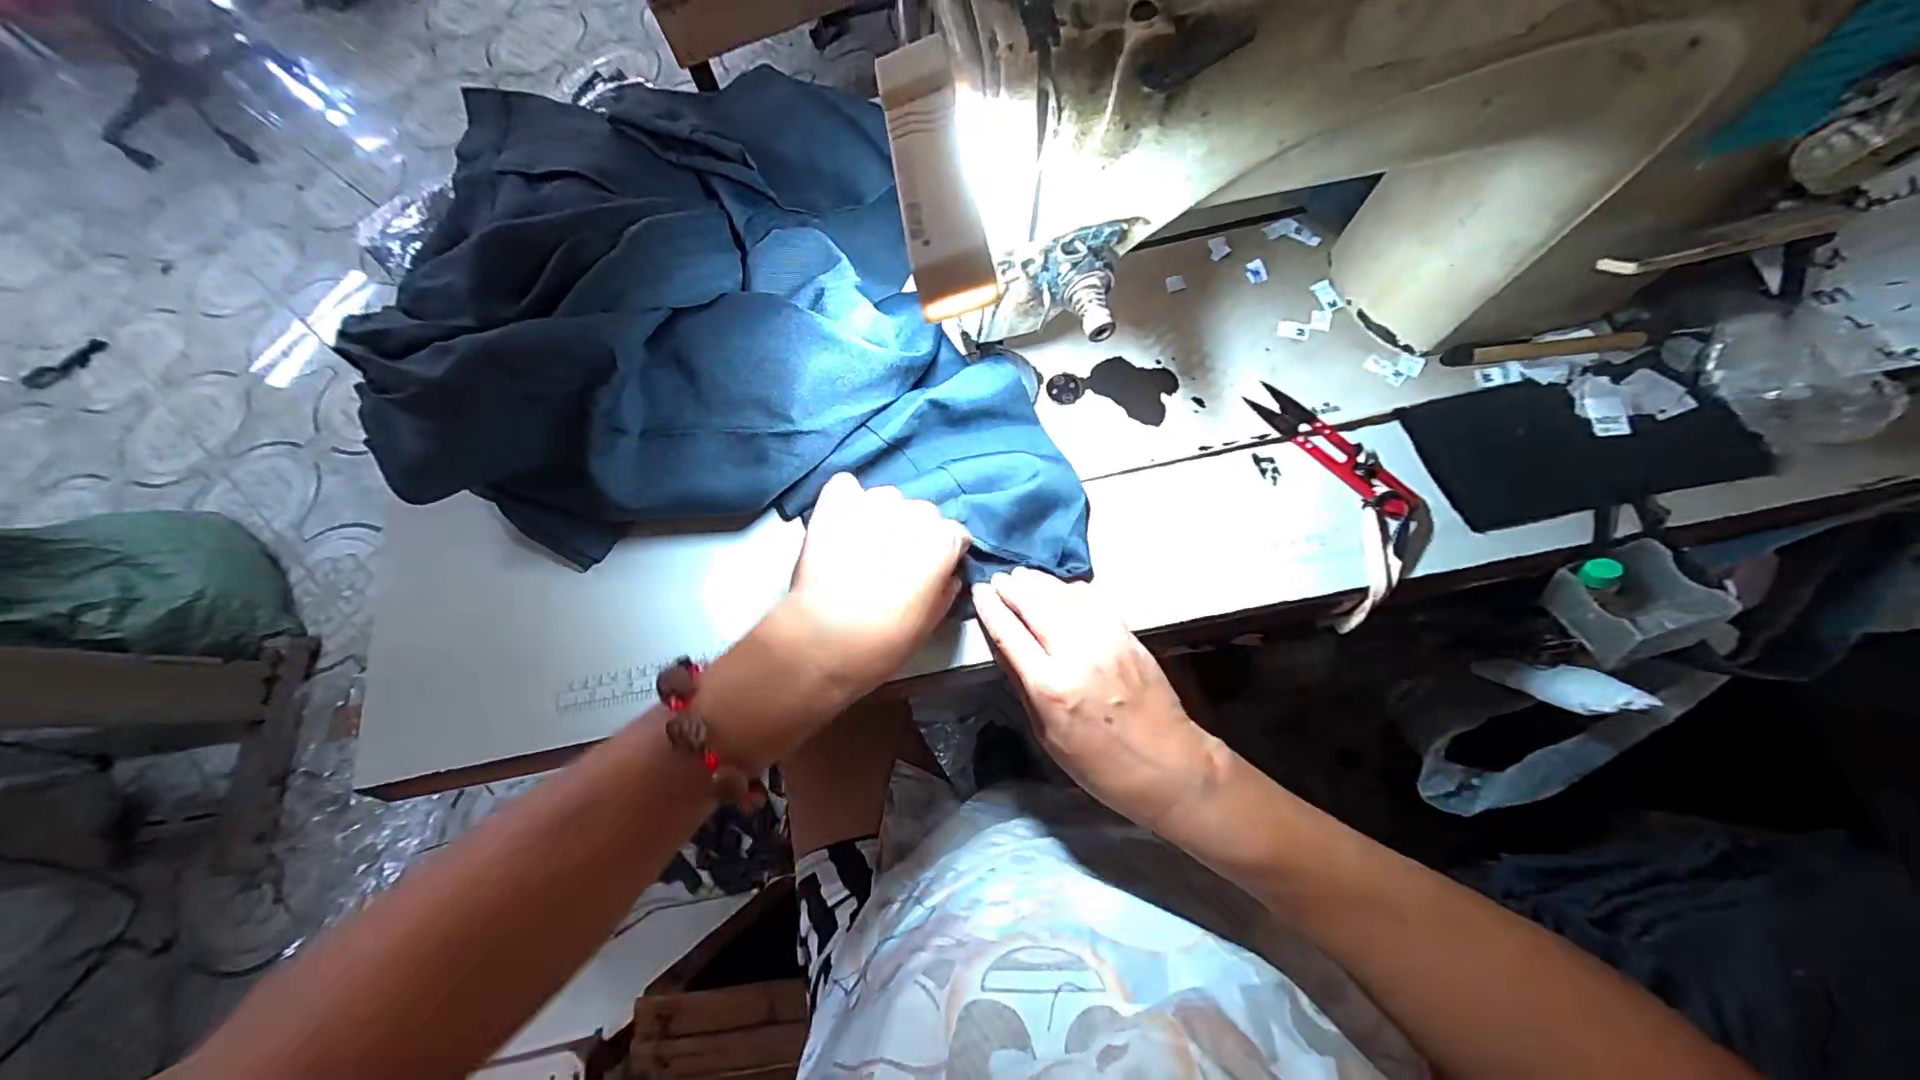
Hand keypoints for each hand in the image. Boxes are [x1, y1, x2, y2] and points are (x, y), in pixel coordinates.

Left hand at [775, 473, 971, 699]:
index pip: (956, 535)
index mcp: (941, 540)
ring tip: (867, 547)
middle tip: (898, 564)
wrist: (820, 640)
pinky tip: (843, 525)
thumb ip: (946, 589)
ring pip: (888, 500)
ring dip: (884, 518)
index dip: (946, 555)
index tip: (934, 572)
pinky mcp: (835, 502)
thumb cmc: (881, 641)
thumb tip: (948, 574)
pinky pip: (847, 487)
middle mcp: (912, 512)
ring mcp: (872, 503)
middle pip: (924, 514)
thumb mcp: (929, 623)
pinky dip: (848, 502)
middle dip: (917, 534)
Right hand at [972, 568, 1225, 832]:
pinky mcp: (1127, 635)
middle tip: (998, 578)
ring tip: (1023, 576)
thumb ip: (1023, 686)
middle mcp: (1076, 655)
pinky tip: (1062, 589)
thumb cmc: (1100, 765)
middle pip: (1036, 606)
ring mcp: (1106, 640)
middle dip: (1013, 588)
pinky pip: (1094, 602)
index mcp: (1050, 687)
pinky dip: (1073, 591)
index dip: (991, 608)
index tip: (980, 592)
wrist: (1168, 765)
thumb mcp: (1048, 735)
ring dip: (1040, 583)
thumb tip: (1004, 648)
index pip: (1010, 633)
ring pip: (1064, 597)